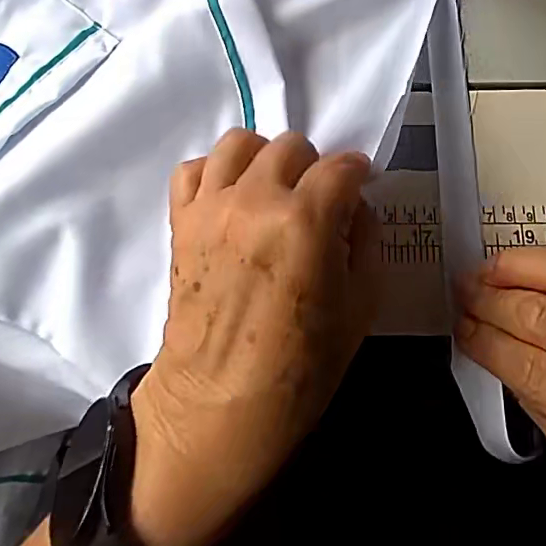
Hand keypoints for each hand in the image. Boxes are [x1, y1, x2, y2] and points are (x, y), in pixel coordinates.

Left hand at [128, 129, 377, 545]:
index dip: (358, 172)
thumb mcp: (361, 307)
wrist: (220, 403)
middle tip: (317, 199)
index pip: (340, 166)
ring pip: (238, 142)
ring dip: (263, 158)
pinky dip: (213, 173)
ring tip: (272, 190)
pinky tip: (230, 198)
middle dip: (313, 167)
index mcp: (305, 223)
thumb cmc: (299, 369)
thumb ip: (364, 240)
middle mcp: (254, 201)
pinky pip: (192, 168)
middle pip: (290, 146)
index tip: (360, 184)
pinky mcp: (181, 220)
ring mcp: (211, 207)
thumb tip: (353, 204)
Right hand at [455, 228, 545, 528]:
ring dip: (517, 265)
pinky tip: (544, 257)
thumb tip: (485, 339)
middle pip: (544, 317)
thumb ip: (533, 399)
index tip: (460, 325)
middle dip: (488, 301)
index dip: (482, 340)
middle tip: (463, 294)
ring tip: (489, 270)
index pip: (529, 368)